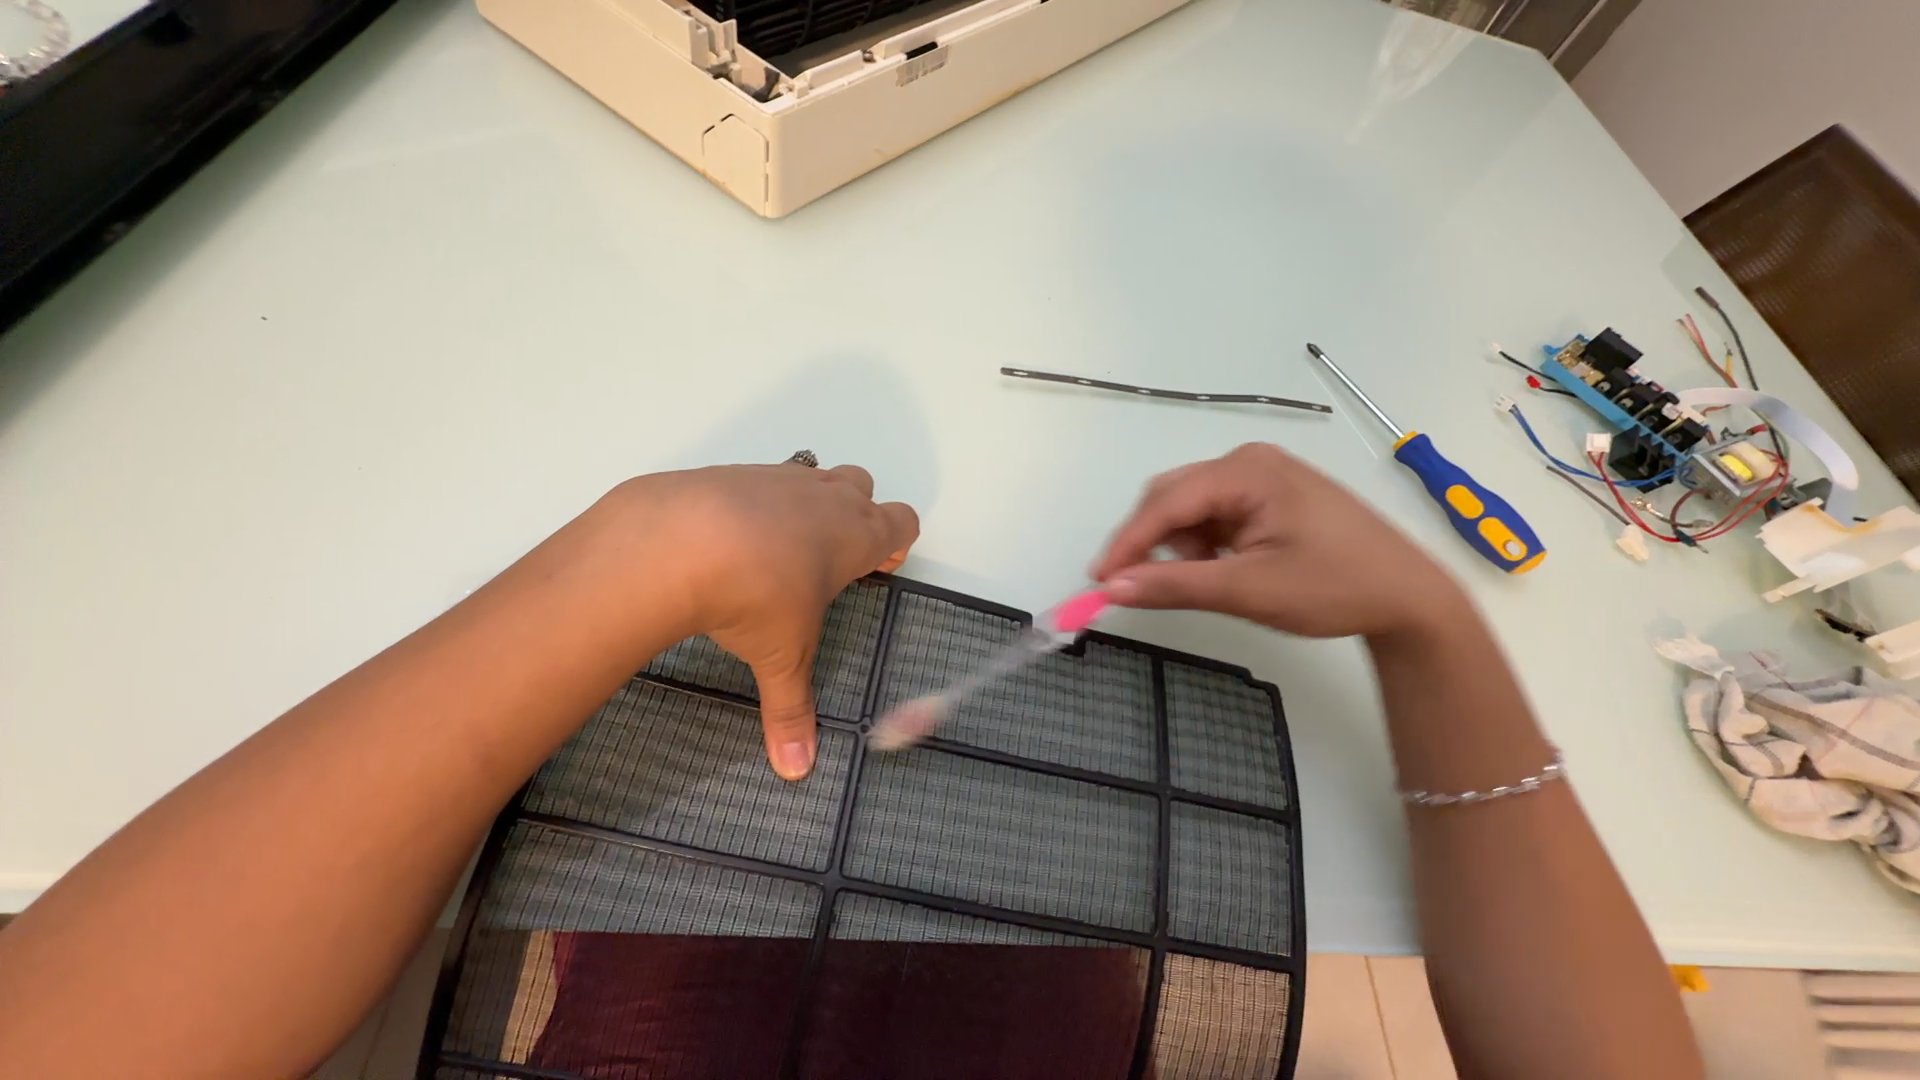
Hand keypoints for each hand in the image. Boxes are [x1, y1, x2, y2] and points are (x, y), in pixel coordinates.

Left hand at [605, 462, 916, 779]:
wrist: (677, 541)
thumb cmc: (756, 596)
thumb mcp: (781, 656)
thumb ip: (791, 710)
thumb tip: (797, 769)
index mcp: (855, 535)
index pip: (902, 521)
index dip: (897, 541)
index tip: (879, 566)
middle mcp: (825, 497)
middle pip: (864, 486)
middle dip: (856, 516)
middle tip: (830, 559)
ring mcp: (779, 478)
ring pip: (814, 476)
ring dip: (808, 504)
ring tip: (777, 550)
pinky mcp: (734, 471)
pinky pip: (762, 480)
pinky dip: (757, 503)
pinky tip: (729, 538)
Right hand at [1090, 443, 1465, 639]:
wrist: (1410, 598)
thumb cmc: (1335, 588)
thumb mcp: (1249, 590)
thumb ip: (1175, 585)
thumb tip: (1112, 587)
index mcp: (1247, 471)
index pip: (1166, 502)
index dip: (1127, 541)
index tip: (1098, 580)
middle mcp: (1249, 461)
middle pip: (1173, 496)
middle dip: (1152, 541)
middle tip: (1141, 585)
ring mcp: (1262, 476)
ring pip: (1191, 506)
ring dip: (1181, 544)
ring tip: (1207, 579)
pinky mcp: (1270, 496)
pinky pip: (1215, 514)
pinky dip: (1204, 543)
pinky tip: (1222, 567)